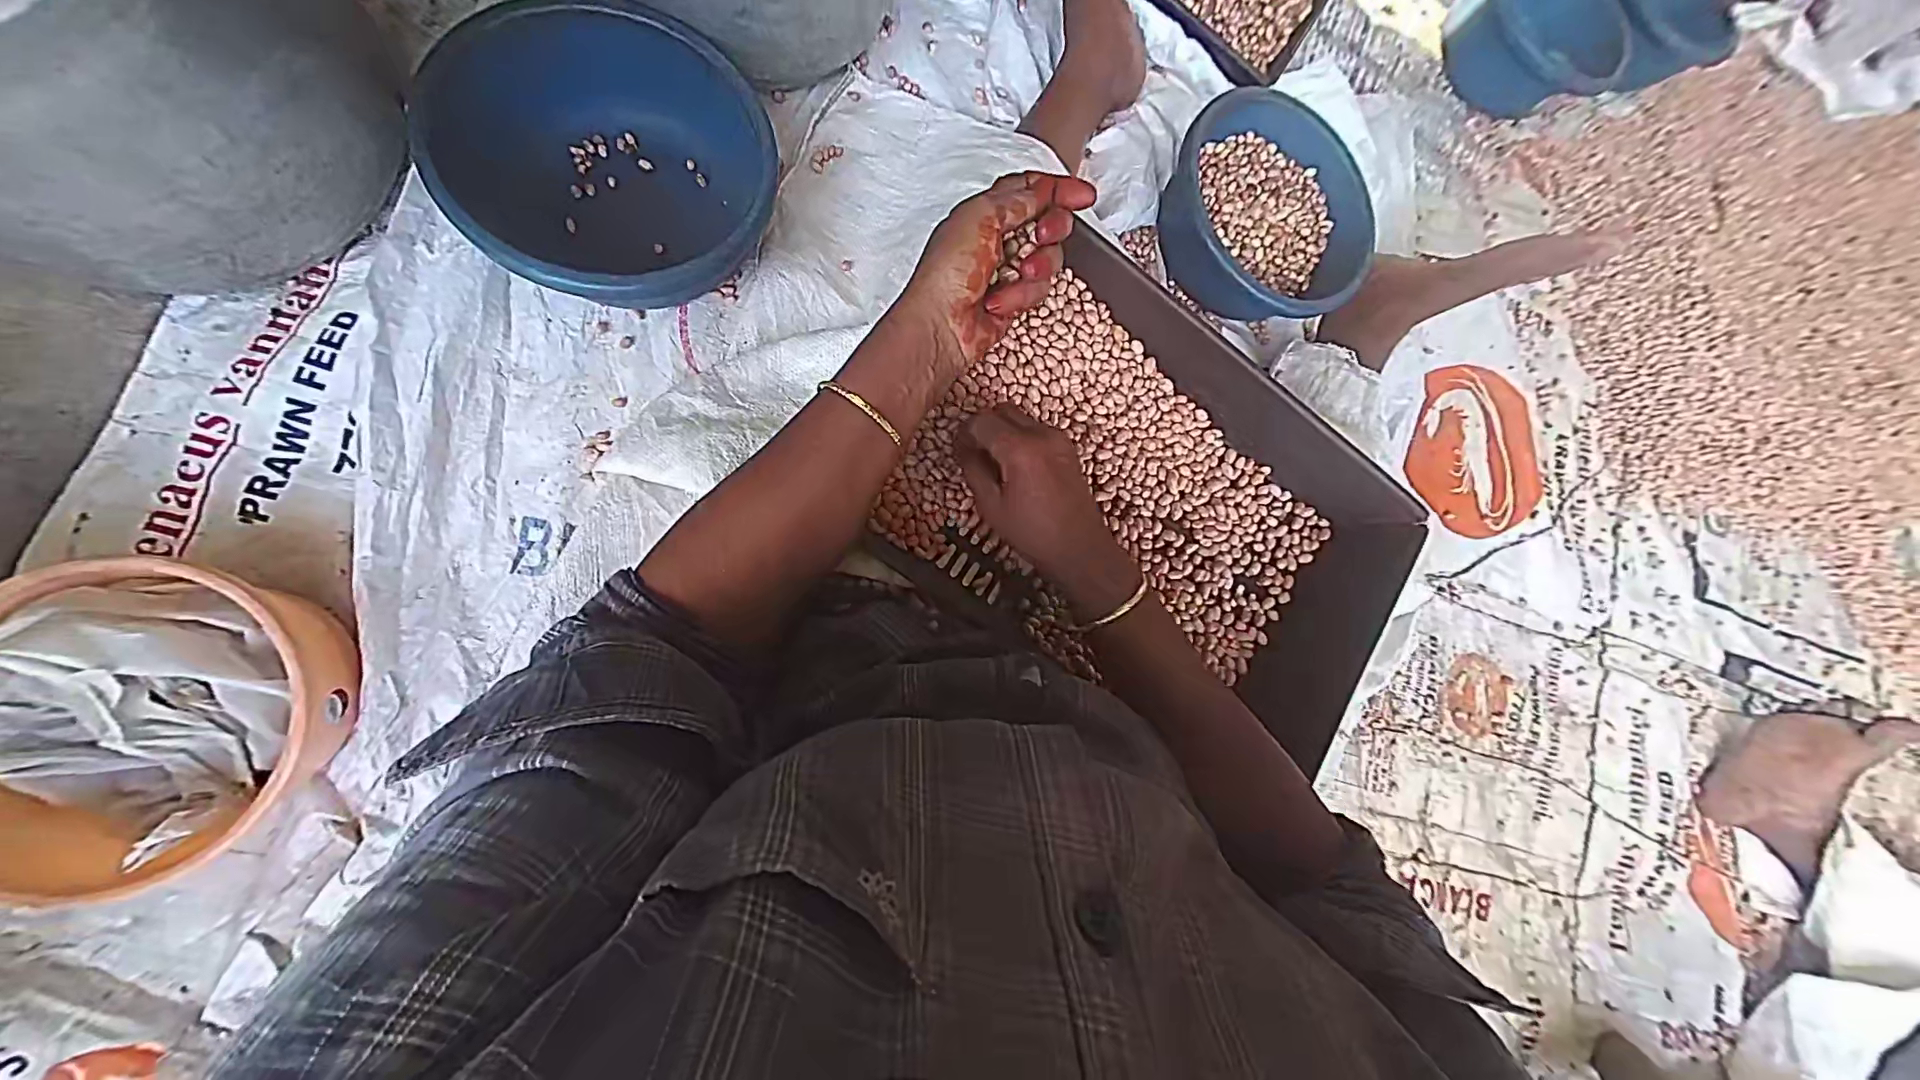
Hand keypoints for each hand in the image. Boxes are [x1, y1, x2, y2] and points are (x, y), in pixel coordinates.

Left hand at [895, 172, 1097, 375]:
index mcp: (985, 212)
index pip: (1029, 190)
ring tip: (1016, 274)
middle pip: (1048, 223)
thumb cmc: (946, 275)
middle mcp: (998, 240)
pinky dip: (1022, 295)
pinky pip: (1038, 290)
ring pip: (1049, 259)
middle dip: (1052, 229)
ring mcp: (1008, 271)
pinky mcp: (1014, 299)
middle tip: (1041, 237)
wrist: (941, 325)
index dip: (1058, 189)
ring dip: (1037, 267)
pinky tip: (999, 301)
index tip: (1082, 195)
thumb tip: (1040, 193)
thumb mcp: (979, 217)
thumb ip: (1015, 199)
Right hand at [954, 404, 1138, 614]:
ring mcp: (1058, 439)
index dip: (964, 433)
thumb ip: (974, 470)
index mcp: (1020, 449)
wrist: (1079, 548)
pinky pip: (1035, 430)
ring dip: (1002, 431)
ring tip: (994, 463)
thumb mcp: (991, 506)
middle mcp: (1042, 435)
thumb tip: (964, 448)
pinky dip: (1020, 438)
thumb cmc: (1033, 533)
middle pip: (1002, 410)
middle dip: (983, 426)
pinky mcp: (1067, 448)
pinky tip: (1015, 467)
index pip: (981, 421)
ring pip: (1020, 417)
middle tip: (972, 453)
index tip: (958, 450)